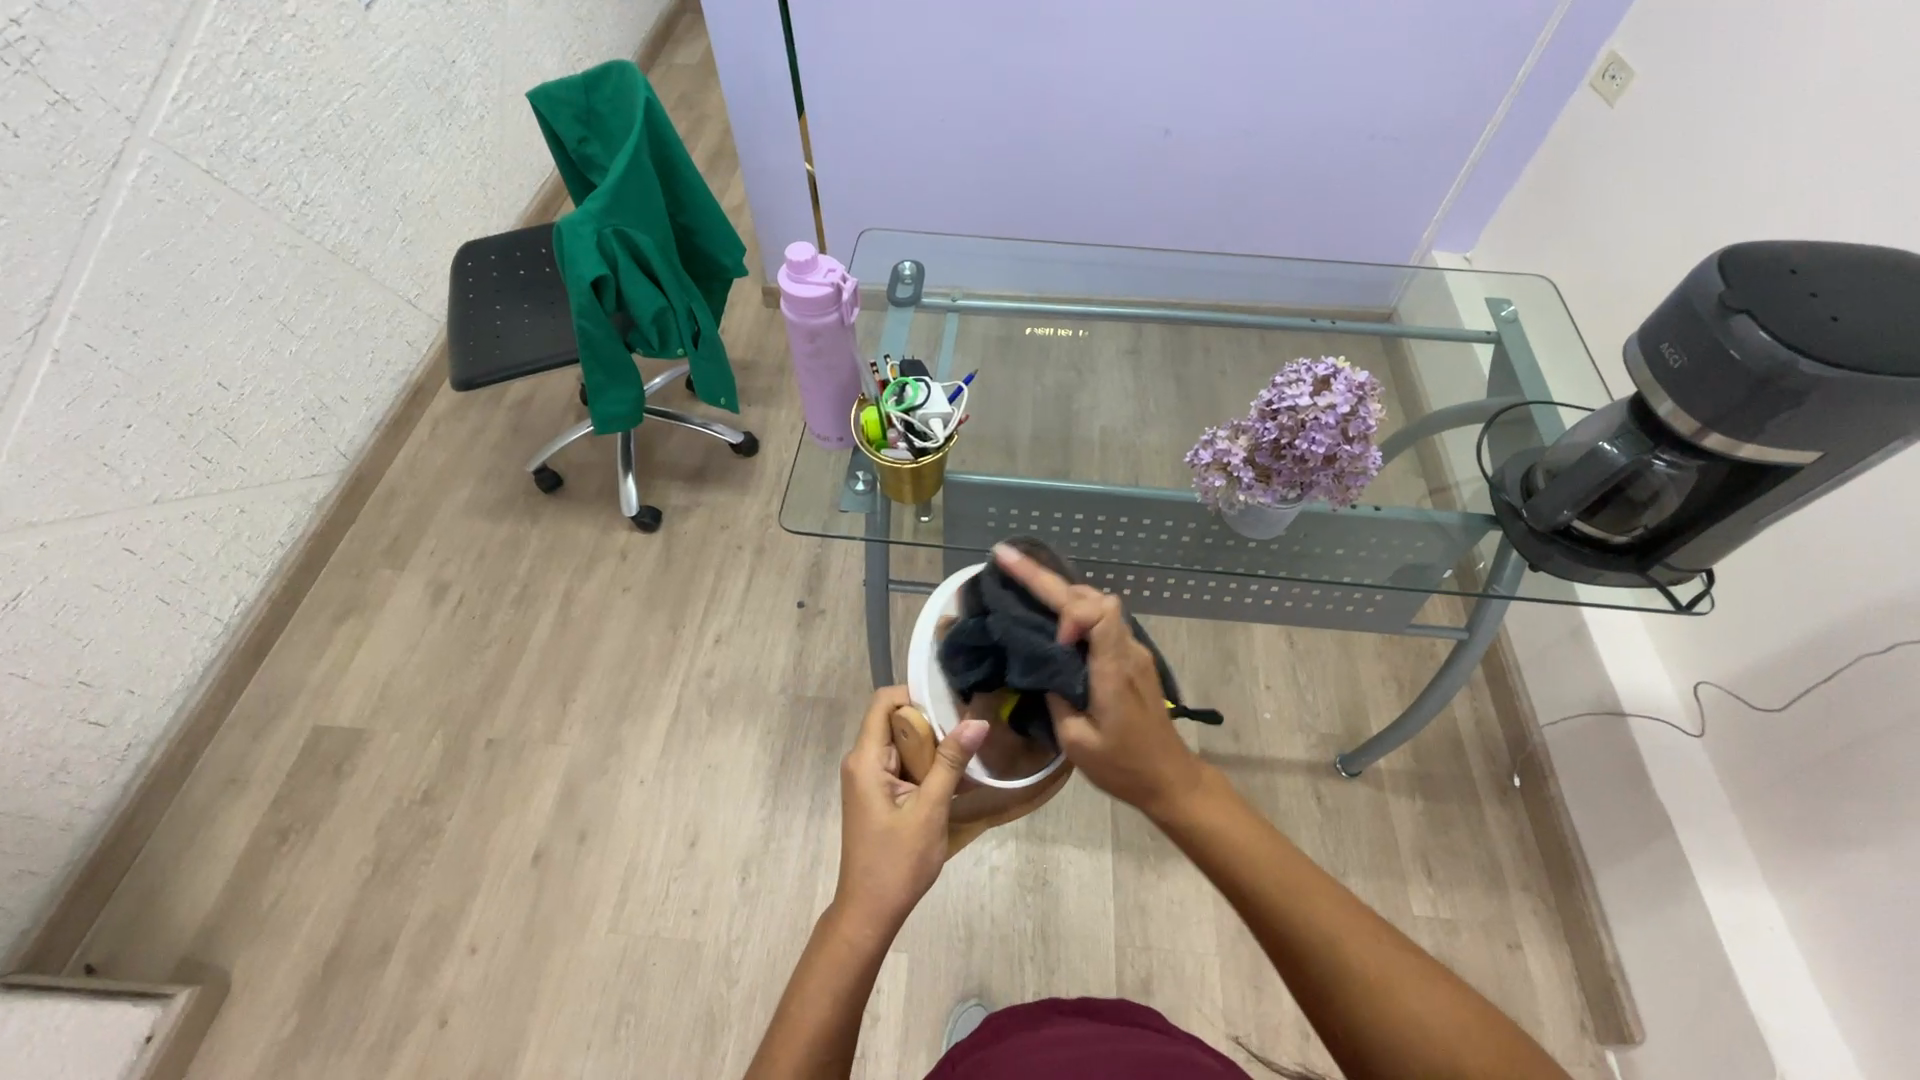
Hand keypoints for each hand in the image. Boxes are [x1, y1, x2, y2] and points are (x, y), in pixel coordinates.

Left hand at [833, 686, 987, 931]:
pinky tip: (957, 781)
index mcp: (866, 759)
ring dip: (934, 749)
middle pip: (897, 721)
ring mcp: (869, 778)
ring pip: (903, 744)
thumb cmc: (897, 862)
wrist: (870, 911)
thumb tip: (977, 722)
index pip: (884, 702)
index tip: (952, 706)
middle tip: (970, 733)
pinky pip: (903, 766)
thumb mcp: (930, 810)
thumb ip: (951, 763)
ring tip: (970, 756)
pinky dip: (928, 769)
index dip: (916, 695)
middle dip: (933, 724)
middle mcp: (862, 761)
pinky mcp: (878, 794)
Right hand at [993, 542, 1206, 817]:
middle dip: (1045, 577)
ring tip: (1021, 576)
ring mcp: (1131, 650)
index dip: (1072, 613)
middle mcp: (1126, 650)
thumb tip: (1041, 668)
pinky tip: (1049, 608)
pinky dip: (1072, 606)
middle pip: (1091, 597)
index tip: (1056, 640)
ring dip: (1059, 588)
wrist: (1169, 777)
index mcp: (1114, 670)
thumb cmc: (1123, 766)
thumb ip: (1056, 698)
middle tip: (1005, 558)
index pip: (1100, 613)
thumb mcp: (1078, 742)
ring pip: (1097, 602)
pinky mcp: (1129, 657)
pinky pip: (1100, 619)